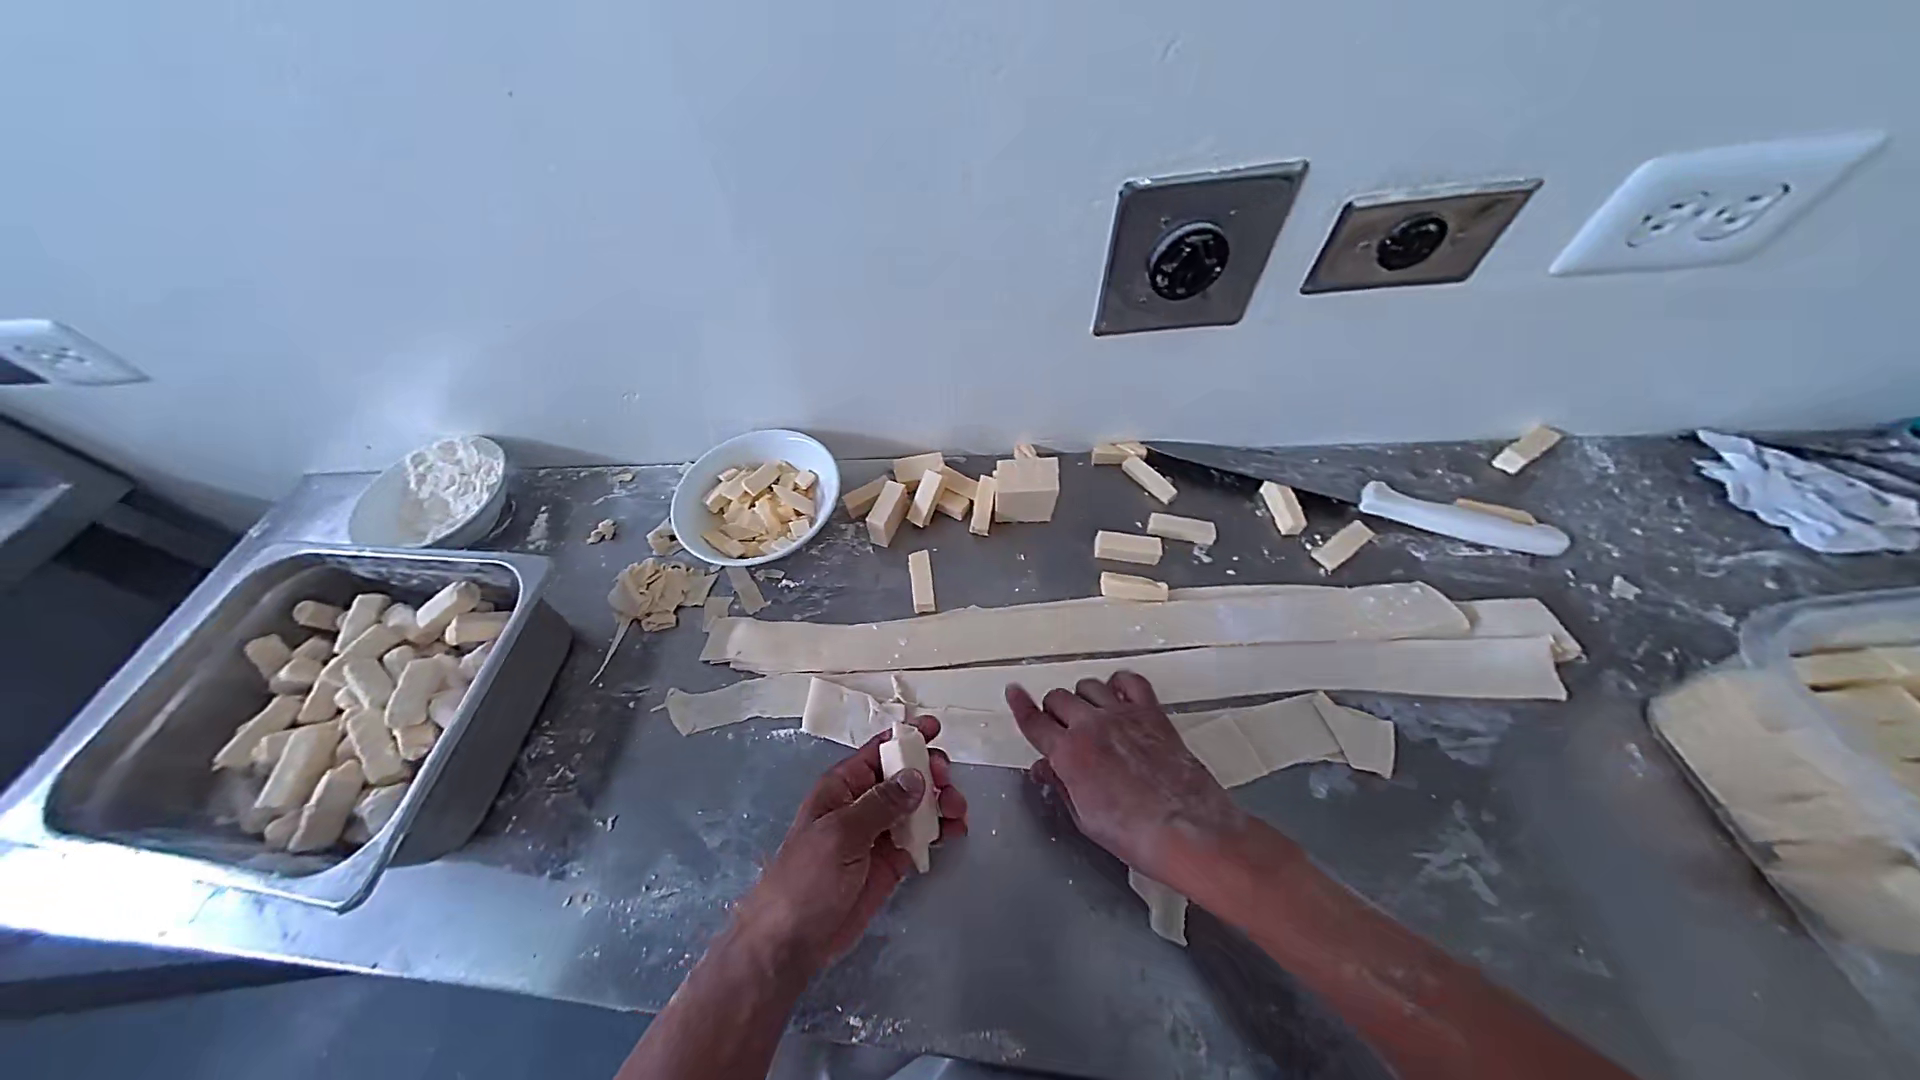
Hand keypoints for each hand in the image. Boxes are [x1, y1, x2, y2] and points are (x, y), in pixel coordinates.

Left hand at [733, 716, 967, 973]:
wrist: (793, 942)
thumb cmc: (806, 879)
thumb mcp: (840, 834)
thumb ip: (881, 804)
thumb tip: (917, 777)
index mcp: (844, 786)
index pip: (879, 751)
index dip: (906, 737)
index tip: (934, 729)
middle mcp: (864, 802)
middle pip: (905, 774)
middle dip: (930, 771)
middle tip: (946, 783)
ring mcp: (880, 832)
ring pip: (919, 804)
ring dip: (941, 801)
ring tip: (957, 812)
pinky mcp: (893, 859)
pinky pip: (922, 835)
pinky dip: (941, 829)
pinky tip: (955, 831)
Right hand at [1007, 672, 1244, 888]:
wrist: (1187, 831)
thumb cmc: (1134, 834)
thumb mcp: (1084, 817)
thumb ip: (1060, 784)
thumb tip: (1045, 768)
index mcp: (1069, 753)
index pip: (1033, 720)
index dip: (1020, 705)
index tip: (1014, 692)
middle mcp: (1091, 726)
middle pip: (1057, 698)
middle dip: (1053, 711)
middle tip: (1061, 728)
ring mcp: (1122, 715)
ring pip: (1088, 685)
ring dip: (1082, 698)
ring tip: (1090, 715)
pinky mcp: (1151, 713)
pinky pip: (1129, 680)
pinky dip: (1119, 683)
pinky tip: (1118, 696)